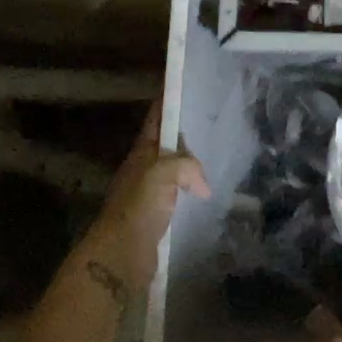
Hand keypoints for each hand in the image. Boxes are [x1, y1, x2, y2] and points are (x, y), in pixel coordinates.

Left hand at [82, 102, 209, 287]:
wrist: (121, 256)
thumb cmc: (137, 210)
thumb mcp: (161, 175)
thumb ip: (185, 166)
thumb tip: (204, 185)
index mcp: (141, 154)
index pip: (156, 119)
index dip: (168, 100)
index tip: (185, 84)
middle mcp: (144, 170)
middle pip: (167, 144)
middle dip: (185, 131)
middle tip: (216, 120)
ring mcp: (150, 194)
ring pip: (175, 170)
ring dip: (192, 163)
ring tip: (221, 155)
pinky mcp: (159, 217)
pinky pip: (181, 195)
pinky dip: (194, 191)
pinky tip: (211, 194)